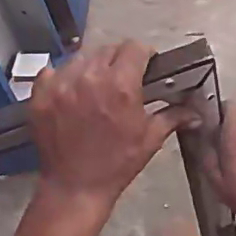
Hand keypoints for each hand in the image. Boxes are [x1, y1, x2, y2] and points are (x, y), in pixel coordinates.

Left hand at [27, 40, 192, 206]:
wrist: (75, 187)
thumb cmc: (117, 164)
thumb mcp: (149, 139)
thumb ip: (172, 117)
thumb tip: (195, 113)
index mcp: (121, 86)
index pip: (135, 48)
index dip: (144, 54)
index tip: (145, 65)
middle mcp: (90, 78)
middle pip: (108, 50)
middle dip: (119, 60)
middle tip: (123, 79)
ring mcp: (61, 84)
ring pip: (81, 58)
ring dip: (92, 67)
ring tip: (96, 87)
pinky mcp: (41, 94)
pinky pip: (53, 71)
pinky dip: (63, 77)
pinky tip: (71, 93)